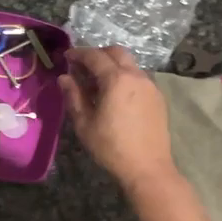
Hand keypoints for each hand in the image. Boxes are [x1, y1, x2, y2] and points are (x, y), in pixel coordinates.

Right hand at [59, 46, 176, 190]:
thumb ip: (73, 96)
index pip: (95, 56)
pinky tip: (116, 95)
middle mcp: (136, 76)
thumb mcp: (84, 123)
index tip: (66, 57)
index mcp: (116, 80)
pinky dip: (124, 76)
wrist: (148, 168)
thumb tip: (64, 77)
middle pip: (117, 52)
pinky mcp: (158, 97)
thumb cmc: (111, 147)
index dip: (78, 54)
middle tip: (83, 66)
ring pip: (130, 64)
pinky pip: (139, 77)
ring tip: (98, 82)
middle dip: (98, 54)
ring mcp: (150, 86)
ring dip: (113, 65)